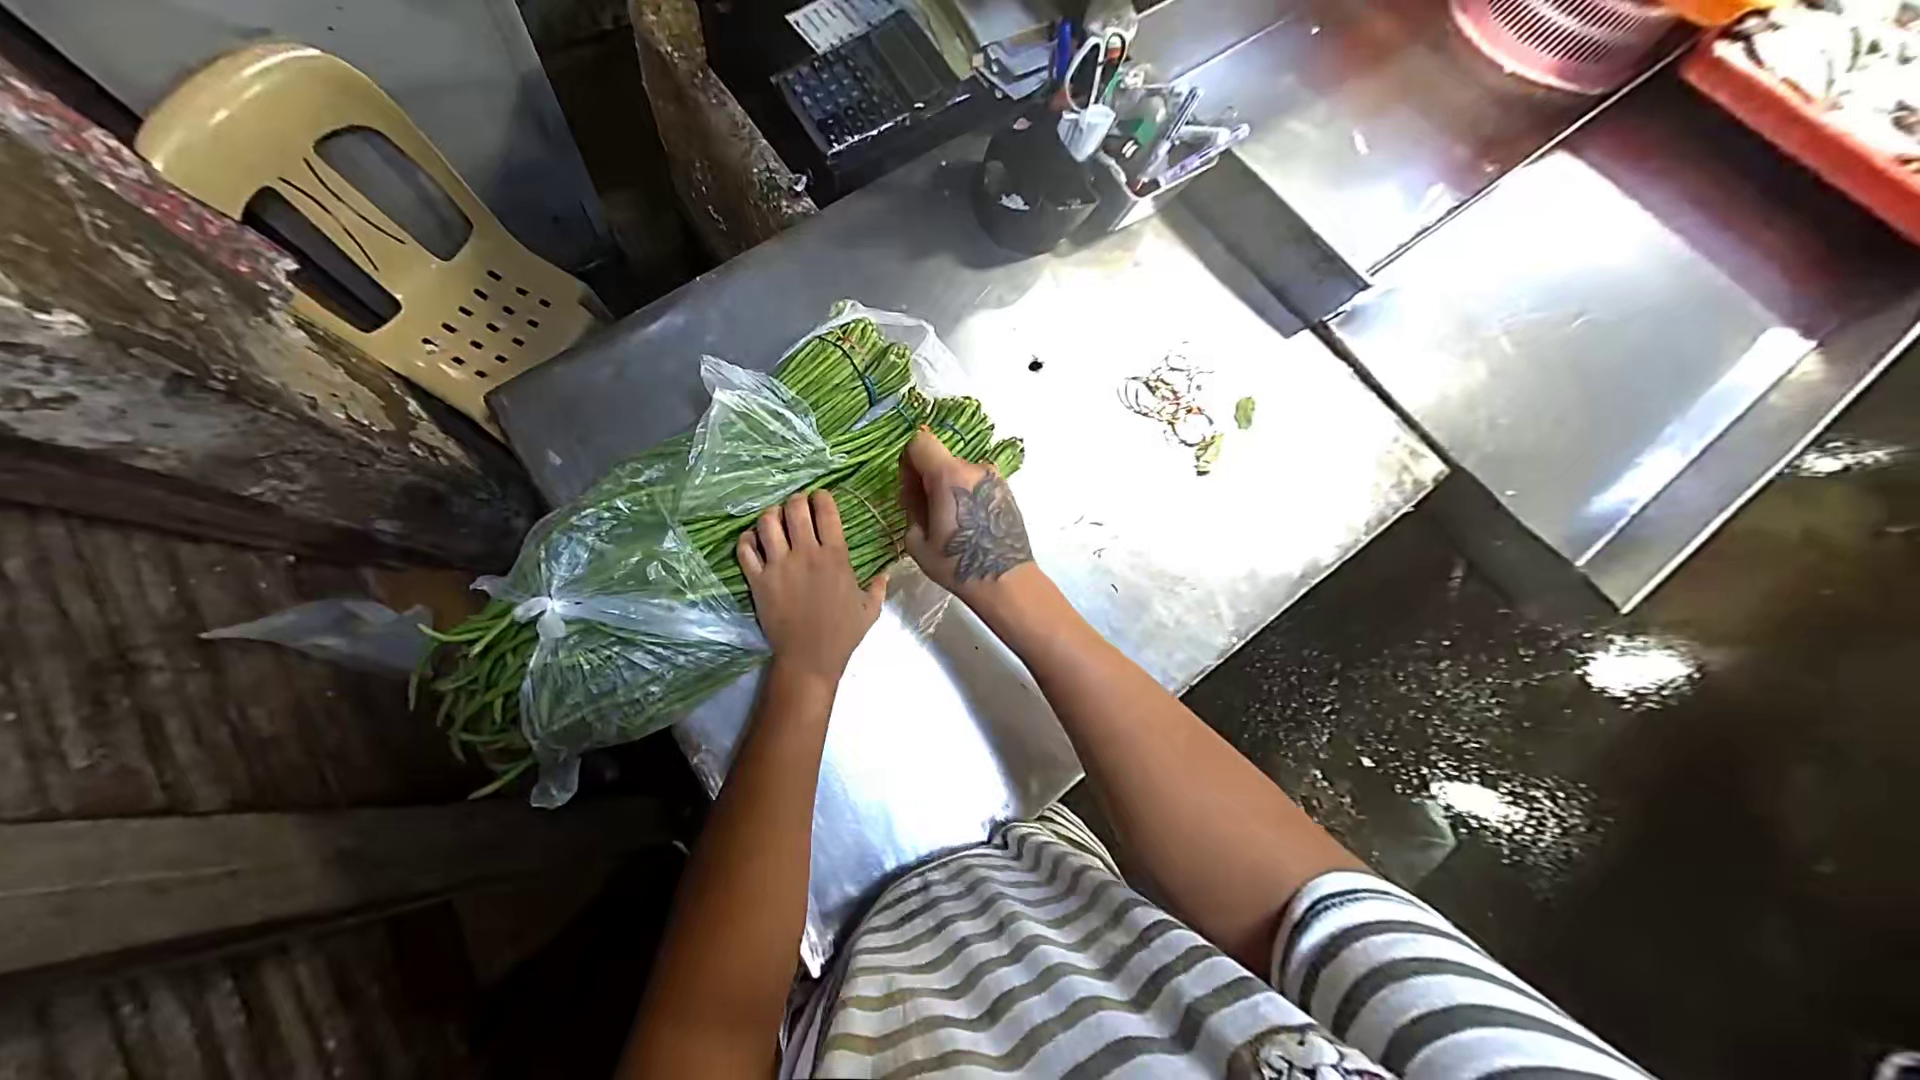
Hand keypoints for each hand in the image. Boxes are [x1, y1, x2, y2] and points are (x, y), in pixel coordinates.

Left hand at [737, 490, 887, 682]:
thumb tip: (886, 574)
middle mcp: (805, 554)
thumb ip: (878, 588)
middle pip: (794, 508)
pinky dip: (747, 539)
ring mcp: (778, 566)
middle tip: (797, 506)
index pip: (826, 511)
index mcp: (835, 556)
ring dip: (771, 515)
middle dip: (796, 500)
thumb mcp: (870, 610)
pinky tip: (754, 541)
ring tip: (775, 520)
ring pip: (767, 522)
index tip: (820, 498)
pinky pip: (745, 549)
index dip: (822, 497)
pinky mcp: (758, 580)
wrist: (810, 658)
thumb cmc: (842, 634)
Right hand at [898, 428, 1036, 604]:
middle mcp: (974, 468)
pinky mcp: (1006, 490)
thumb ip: (911, 506)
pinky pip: (976, 483)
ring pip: (959, 471)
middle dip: (927, 477)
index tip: (909, 487)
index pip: (920, 442)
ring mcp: (994, 478)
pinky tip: (967, 523)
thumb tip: (915, 492)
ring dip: (948, 487)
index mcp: (949, 475)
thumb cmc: (956, 564)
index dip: (908, 461)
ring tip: (948, 520)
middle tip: (924, 509)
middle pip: (941, 457)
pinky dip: (966, 494)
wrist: (1005, 580)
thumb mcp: (917, 540)